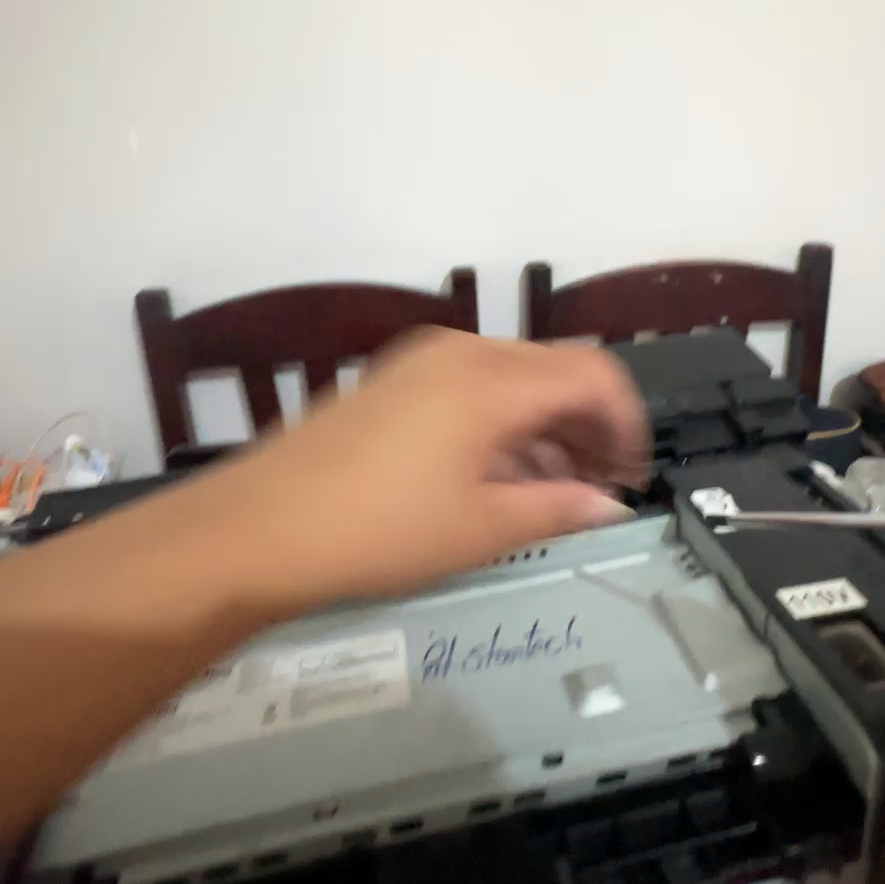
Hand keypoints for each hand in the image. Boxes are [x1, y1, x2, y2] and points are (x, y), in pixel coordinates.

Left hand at [199, 328, 647, 607]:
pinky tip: (496, 476)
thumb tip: (609, 506)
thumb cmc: (378, 530)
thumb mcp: (480, 528)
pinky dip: (501, 424)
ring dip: (544, 429)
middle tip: (595, 489)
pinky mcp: (394, 381)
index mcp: (491, 380)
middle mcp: (461, 352)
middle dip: (586, 427)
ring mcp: (421, 362)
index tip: (629, 476)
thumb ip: (557, 508)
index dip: (626, 423)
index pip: (592, 375)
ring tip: (549, 492)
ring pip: (512, 380)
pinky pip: (471, 389)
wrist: (255, 527)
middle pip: (553, 372)